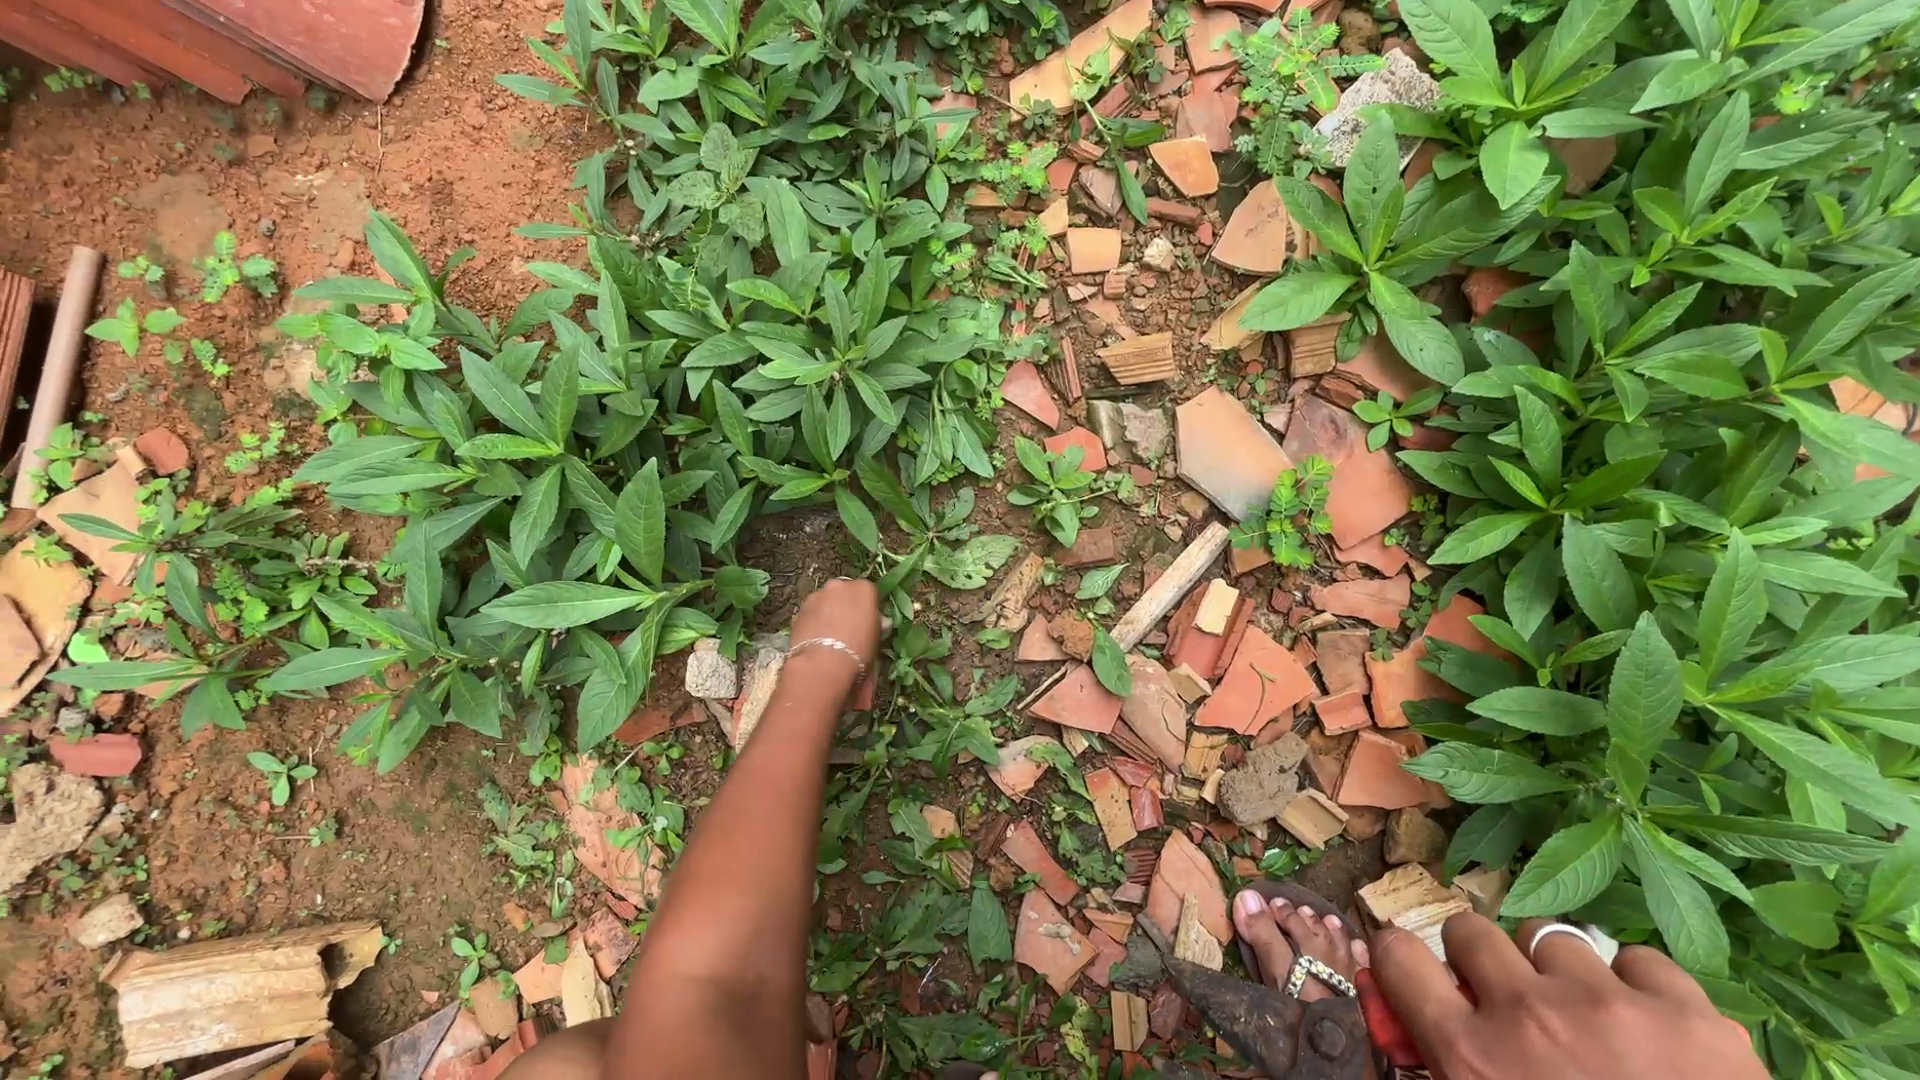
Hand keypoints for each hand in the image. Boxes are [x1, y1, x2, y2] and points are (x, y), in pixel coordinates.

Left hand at [787, 578, 879, 697]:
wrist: (822, 663)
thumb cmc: (858, 650)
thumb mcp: (877, 638)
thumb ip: (876, 624)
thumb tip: (879, 622)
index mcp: (864, 588)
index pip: (869, 592)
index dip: (869, 607)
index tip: (868, 620)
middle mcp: (839, 585)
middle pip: (845, 592)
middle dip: (847, 605)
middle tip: (849, 626)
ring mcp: (817, 595)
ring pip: (826, 600)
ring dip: (829, 611)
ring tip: (830, 635)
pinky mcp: (800, 609)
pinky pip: (812, 612)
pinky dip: (814, 620)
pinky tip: (817, 639)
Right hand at [1370, 914, 1766, 1079]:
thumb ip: (1441, 1067)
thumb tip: (1400, 1018)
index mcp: (1472, 1056)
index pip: (1397, 953)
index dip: (1401, 959)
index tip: (1421, 975)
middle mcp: (1528, 1016)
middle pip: (1469, 930)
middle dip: (1483, 963)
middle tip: (1510, 1003)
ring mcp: (1609, 1009)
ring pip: (1550, 937)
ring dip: (1558, 974)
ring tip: (1589, 1021)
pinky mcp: (1689, 1017)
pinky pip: (1639, 960)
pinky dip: (1637, 987)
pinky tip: (1651, 1031)